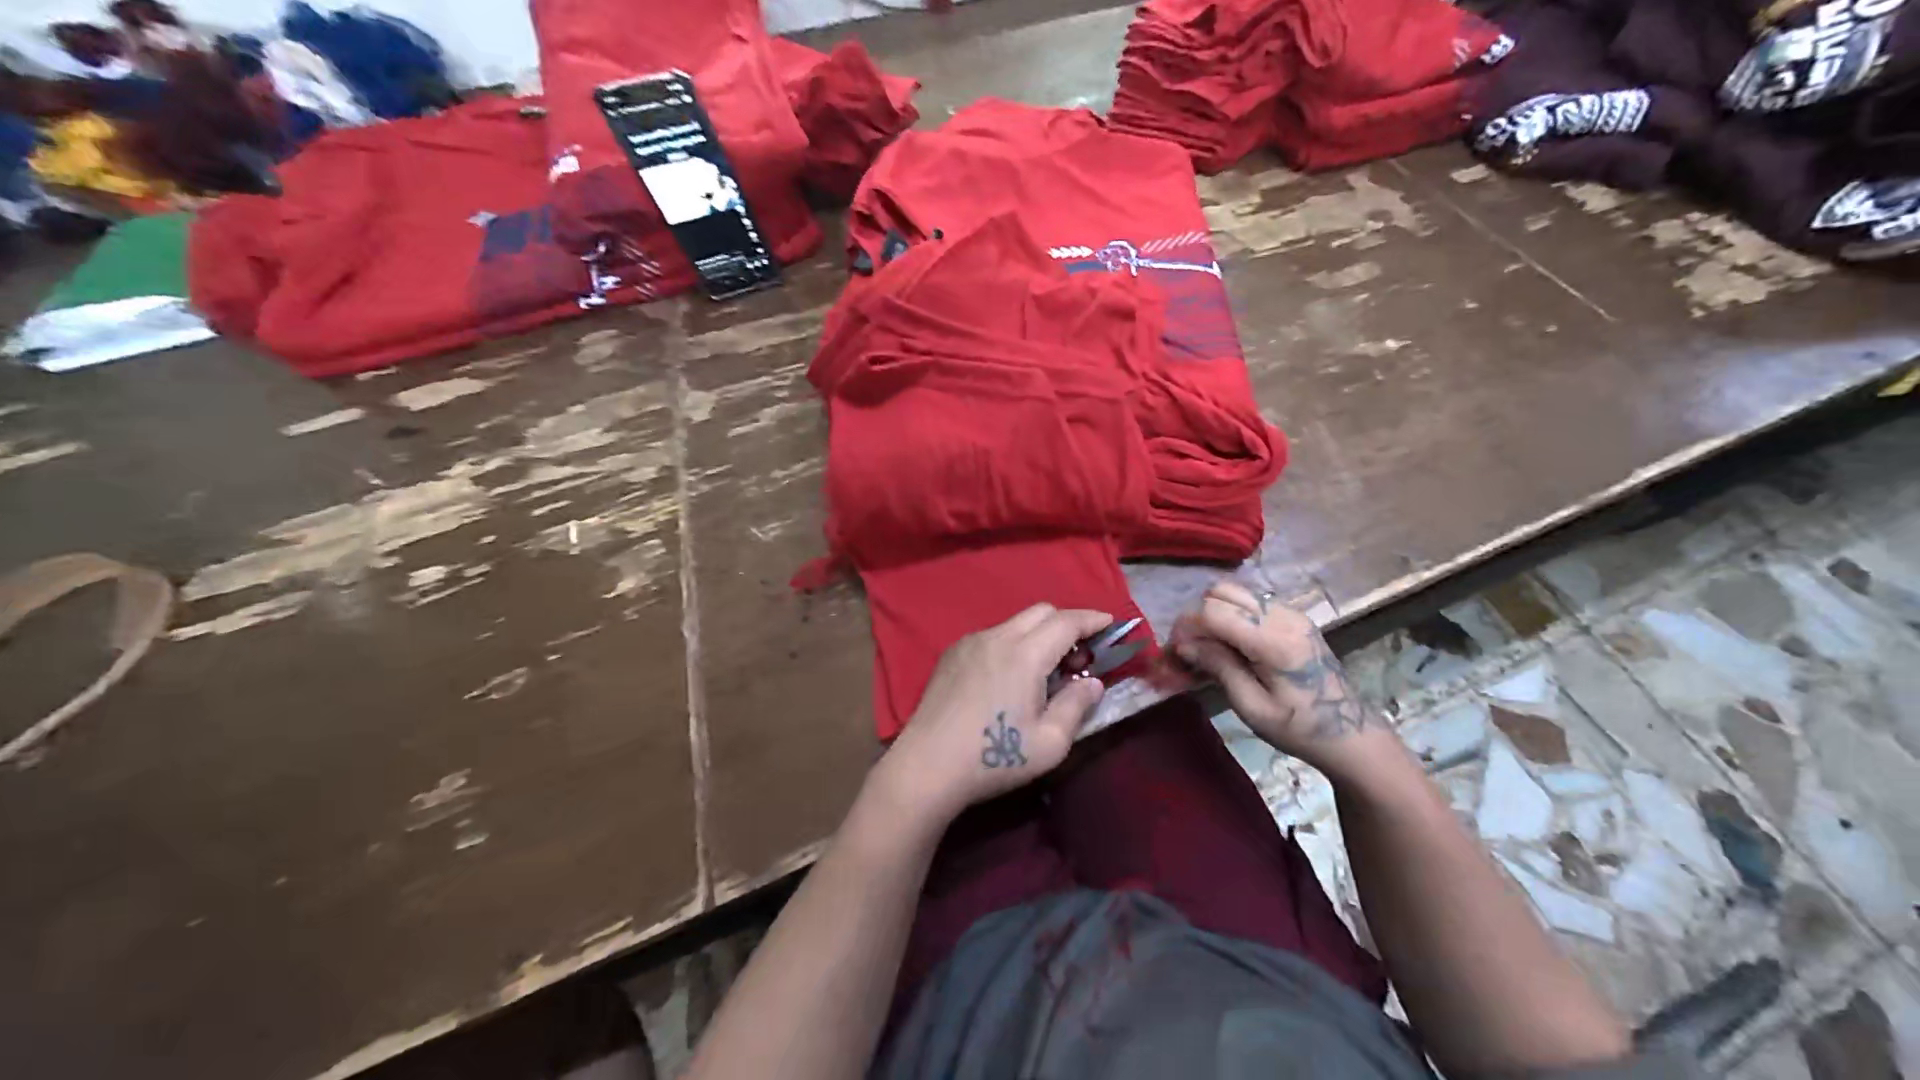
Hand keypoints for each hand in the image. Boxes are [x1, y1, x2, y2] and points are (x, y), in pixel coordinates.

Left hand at [877, 604, 1111, 824]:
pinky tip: (1010, 677)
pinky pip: (992, 636)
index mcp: (1025, 654)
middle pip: (1041, 612)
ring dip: (1038, 634)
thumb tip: (1093, 682)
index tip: (1111, 624)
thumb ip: (1077, 705)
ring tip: (1045, 671)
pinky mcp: (952, 654)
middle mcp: (997, 637)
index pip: (1067, 621)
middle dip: (1067, 624)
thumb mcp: (1050, 742)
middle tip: (1080, 656)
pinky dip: (1013, 643)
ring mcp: (970, 642)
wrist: (928, 765)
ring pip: (1015, 622)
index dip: (1093, 619)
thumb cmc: (994, 757)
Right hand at [1169, 582, 1382, 770]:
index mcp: (1273, 641)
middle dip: (1197, 616)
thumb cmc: (1299, 729)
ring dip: (1213, 613)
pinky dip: (1231, 615)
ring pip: (1235, 592)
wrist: (1351, 734)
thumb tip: (1184, 644)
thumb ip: (1219, 668)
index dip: (1187, 627)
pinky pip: (1251, 602)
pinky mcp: (1294, 618)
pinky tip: (1229, 644)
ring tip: (1207, 646)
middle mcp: (1283, 617)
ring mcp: (1291, 613)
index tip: (1176, 651)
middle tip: (1189, 647)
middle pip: (1222, 592)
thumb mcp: (1252, 707)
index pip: (1213, 611)